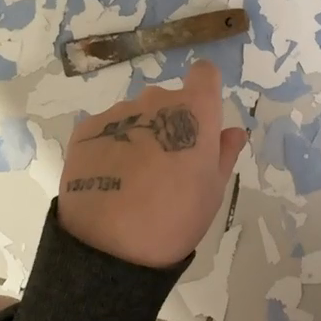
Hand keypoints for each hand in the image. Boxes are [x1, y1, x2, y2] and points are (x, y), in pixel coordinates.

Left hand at [56, 60, 247, 267]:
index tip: (201, 116)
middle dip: (170, 121)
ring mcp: (118, 113)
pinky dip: (111, 145)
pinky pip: (107, 129)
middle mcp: (155, 100)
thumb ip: (224, 153)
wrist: (110, 246)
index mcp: (194, 110)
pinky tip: (108, 178)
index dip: (204, 90)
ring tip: (133, 177)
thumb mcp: (212, 190)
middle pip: (168, 98)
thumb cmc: (176, 217)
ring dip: (140, 134)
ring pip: (136, 115)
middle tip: (167, 164)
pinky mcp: (86, 129)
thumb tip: (233, 131)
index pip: (204, 74)